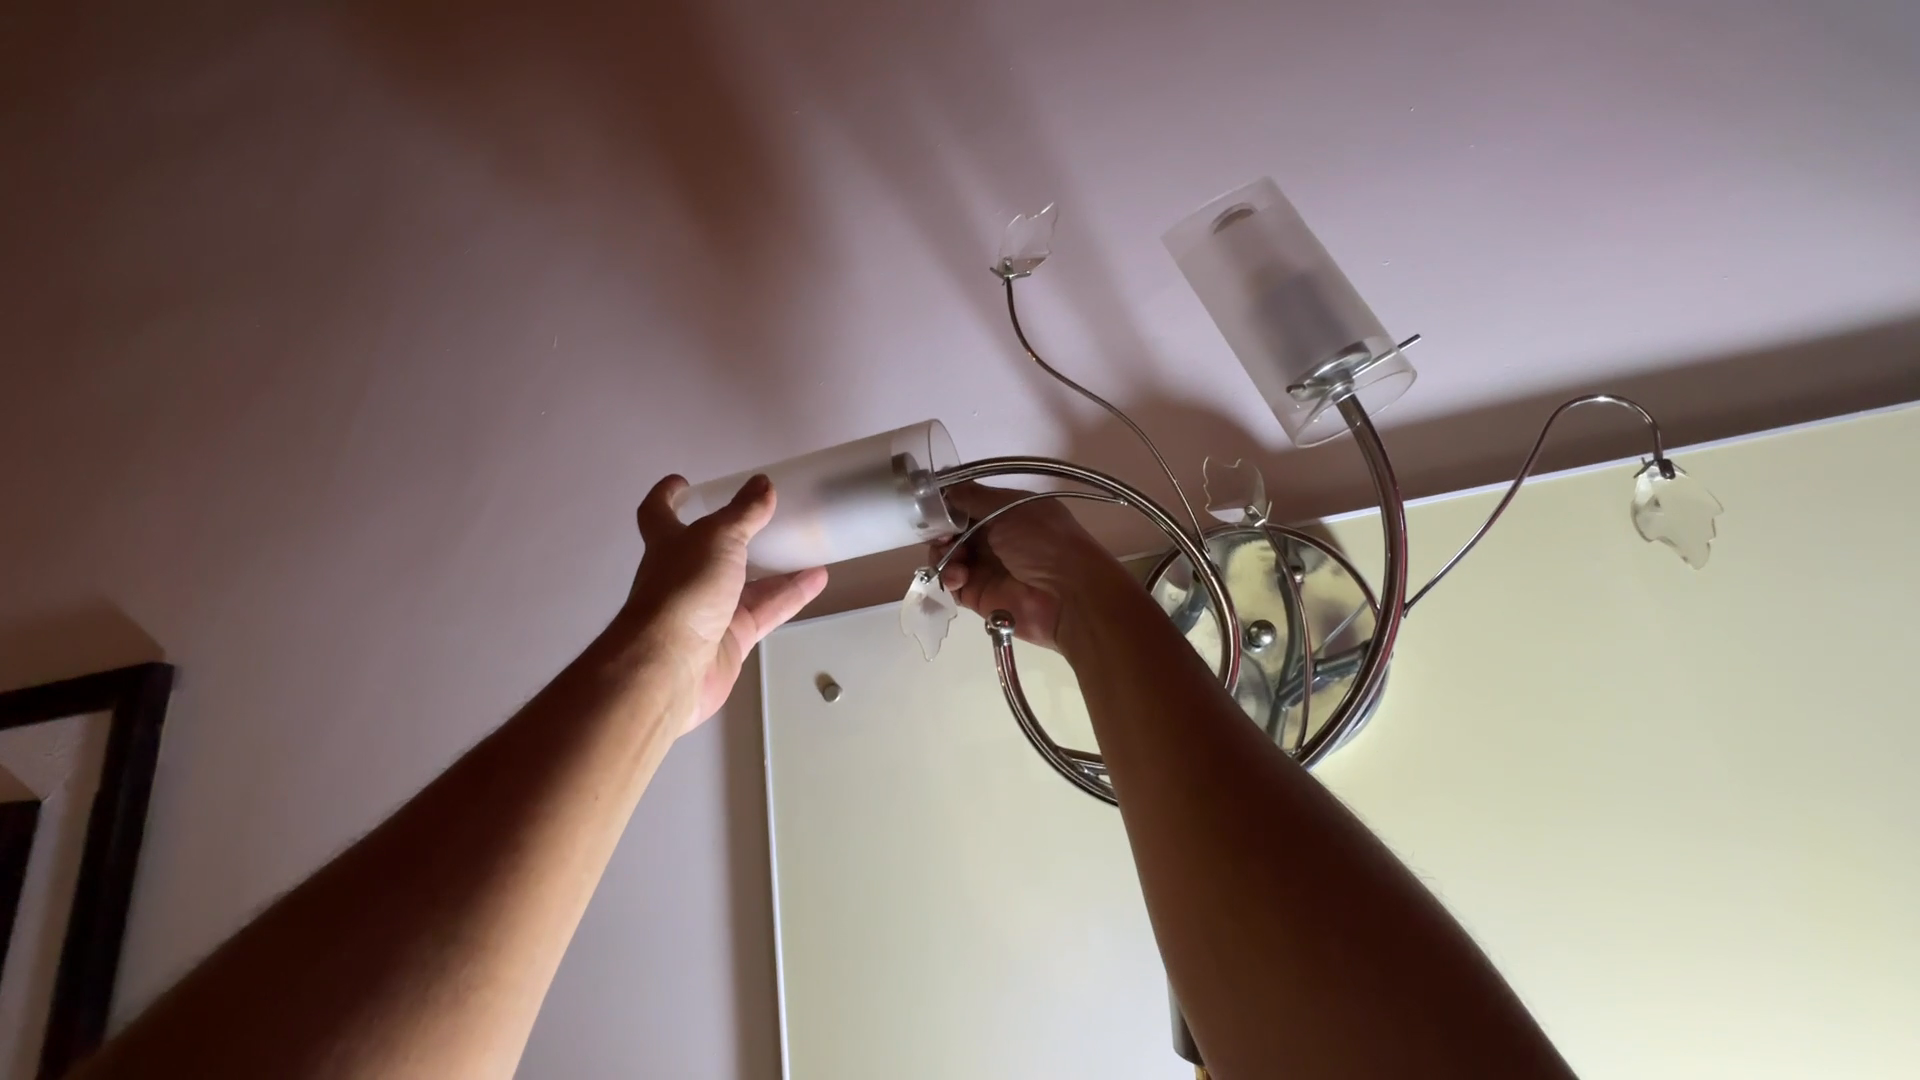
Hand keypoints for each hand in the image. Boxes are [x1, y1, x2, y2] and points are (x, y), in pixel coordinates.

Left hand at [623, 474, 827, 733]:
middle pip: (709, 551)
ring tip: (806, 546)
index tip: (682, 484)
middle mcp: (683, 576)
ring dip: (774, 567)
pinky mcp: (730, 640)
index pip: (658, 513)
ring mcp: (707, 611)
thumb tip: (764, 484)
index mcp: (667, 545)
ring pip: (745, 583)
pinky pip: (765, 611)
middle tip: (764, 518)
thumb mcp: (718, 539)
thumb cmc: (684, 590)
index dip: (667, 496)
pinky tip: (817, 580)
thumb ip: (744, 513)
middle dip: (734, 536)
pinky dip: (790, 596)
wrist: (672, 666)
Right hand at [931, 482, 1124, 649]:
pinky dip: (949, 577)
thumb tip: (945, 487)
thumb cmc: (1044, 542)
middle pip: (954, 531)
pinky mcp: (978, 594)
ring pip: (948, 556)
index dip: (949, 504)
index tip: (932, 505)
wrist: (1067, 596)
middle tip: (940, 533)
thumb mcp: (1010, 508)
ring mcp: (986, 567)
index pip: (969, 504)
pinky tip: (959, 576)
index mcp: (1007, 512)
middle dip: (941, 529)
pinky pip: (952, 583)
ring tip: (953, 556)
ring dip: (943, 552)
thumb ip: (974, 497)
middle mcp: (996, 538)